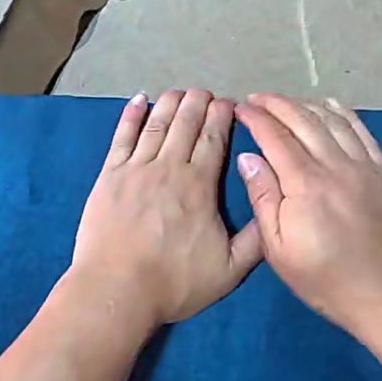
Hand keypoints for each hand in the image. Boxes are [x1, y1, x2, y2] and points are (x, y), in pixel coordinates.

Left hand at [68, 89, 262, 325]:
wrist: (117, 289)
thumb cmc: (173, 283)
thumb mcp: (229, 270)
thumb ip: (256, 239)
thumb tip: (272, 207)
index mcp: (200, 185)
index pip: (214, 138)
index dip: (222, 116)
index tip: (229, 103)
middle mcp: (169, 168)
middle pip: (186, 123)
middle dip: (198, 102)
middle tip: (206, 92)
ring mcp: (136, 168)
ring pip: (157, 124)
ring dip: (170, 102)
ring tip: (180, 91)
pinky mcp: (109, 175)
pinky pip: (122, 136)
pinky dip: (131, 115)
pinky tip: (139, 100)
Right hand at [233, 94, 381, 342]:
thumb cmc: (327, 280)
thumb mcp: (279, 250)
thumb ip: (263, 198)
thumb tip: (249, 157)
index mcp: (305, 185)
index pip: (276, 137)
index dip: (255, 118)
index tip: (239, 108)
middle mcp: (336, 166)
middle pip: (304, 121)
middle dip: (277, 104)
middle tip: (256, 99)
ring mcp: (365, 167)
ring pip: (333, 121)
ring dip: (306, 105)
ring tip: (285, 101)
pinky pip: (362, 132)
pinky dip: (343, 113)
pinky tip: (331, 106)